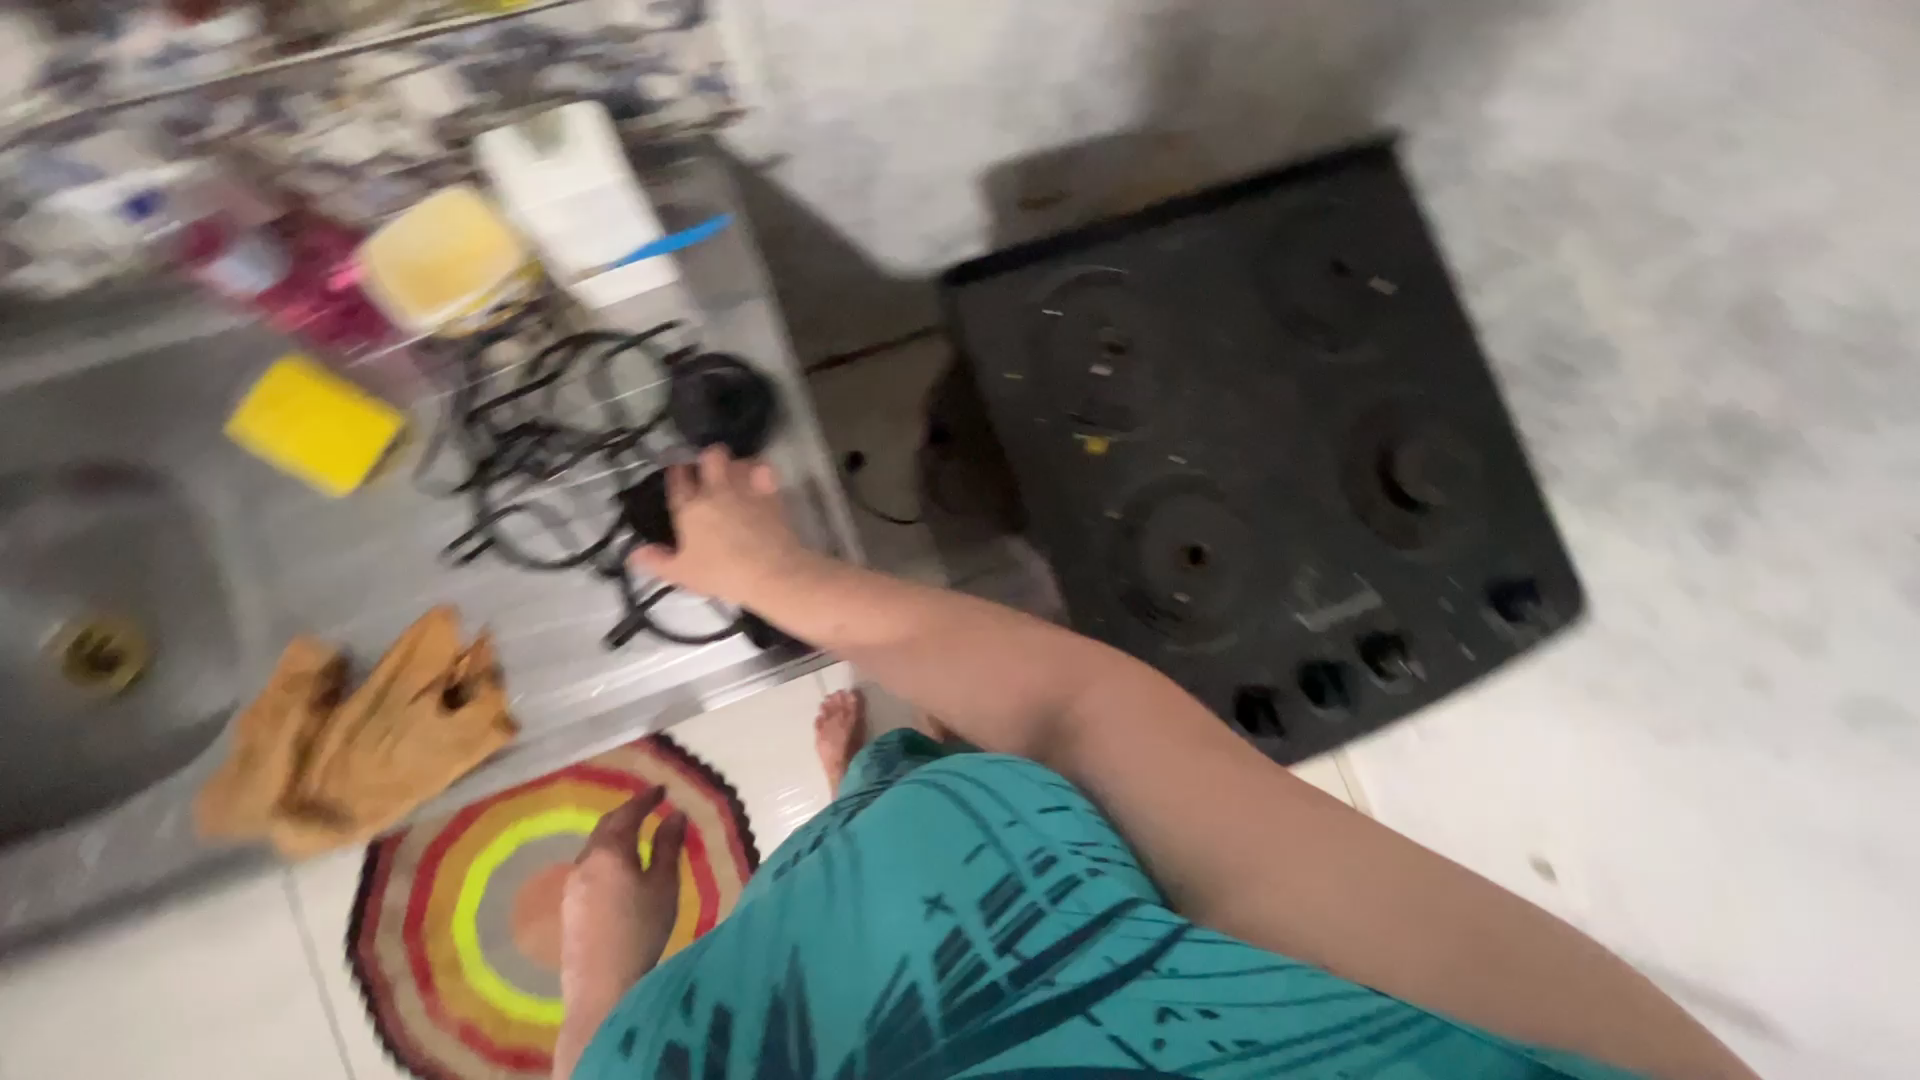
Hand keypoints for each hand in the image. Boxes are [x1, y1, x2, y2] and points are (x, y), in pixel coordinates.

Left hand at [554, 789, 686, 1079]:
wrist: (601, 989)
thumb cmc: (641, 931)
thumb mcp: (663, 885)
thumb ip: (667, 846)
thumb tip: (675, 815)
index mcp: (609, 852)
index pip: (627, 814)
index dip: (645, 799)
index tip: (662, 789)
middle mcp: (584, 863)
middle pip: (605, 829)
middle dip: (627, 814)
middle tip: (649, 806)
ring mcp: (571, 887)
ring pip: (594, 849)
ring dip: (615, 836)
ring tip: (636, 835)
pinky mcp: (568, 909)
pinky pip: (589, 868)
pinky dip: (606, 856)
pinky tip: (619, 869)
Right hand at [630, 447, 809, 605]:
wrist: (769, 572)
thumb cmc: (721, 573)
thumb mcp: (682, 573)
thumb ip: (657, 561)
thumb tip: (635, 553)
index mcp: (689, 508)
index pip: (678, 479)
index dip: (676, 472)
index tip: (678, 472)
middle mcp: (716, 491)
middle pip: (710, 457)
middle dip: (709, 459)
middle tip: (710, 471)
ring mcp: (745, 489)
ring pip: (737, 459)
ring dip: (736, 463)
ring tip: (736, 473)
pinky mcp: (771, 494)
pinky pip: (764, 470)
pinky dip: (761, 471)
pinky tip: (760, 479)